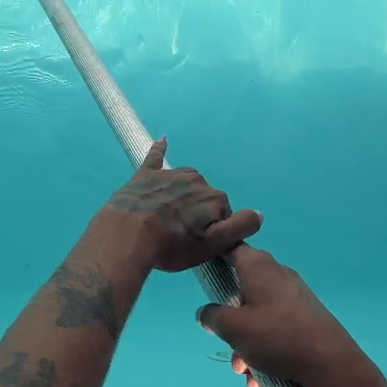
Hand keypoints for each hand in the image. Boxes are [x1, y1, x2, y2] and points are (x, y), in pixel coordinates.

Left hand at [103, 138, 261, 272]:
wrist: (127, 236)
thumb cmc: (171, 245)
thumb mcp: (213, 246)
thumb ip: (240, 227)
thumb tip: (259, 213)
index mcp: (215, 197)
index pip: (223, 215)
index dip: (211, 231)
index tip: (196, 244)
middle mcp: (196, 179)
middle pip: (203, 199)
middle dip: (195, 214)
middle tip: (178, 236)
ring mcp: (170, 174)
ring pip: (184, 182)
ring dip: (181, 195)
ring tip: (166, 217)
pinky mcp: (145, 174)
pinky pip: (155, 156)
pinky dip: (159, 149)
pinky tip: (162, 140)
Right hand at [197, 246, 359, 386]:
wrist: (332, 365)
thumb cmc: (277, 337)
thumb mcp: (233, 328)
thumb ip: (212, 316)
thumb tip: (206, 313)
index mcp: (259, 267)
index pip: (231, 247)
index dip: (214, 256)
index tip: (204, 274)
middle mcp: (278, 275)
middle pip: (243, 289)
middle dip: (230, 320)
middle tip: (225, 341)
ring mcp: (295, 297)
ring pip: (258, 315)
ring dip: (246, 342)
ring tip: (245, 371)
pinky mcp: (307, 319)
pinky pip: (277, 329)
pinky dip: (266, 349)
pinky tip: (262, 376)